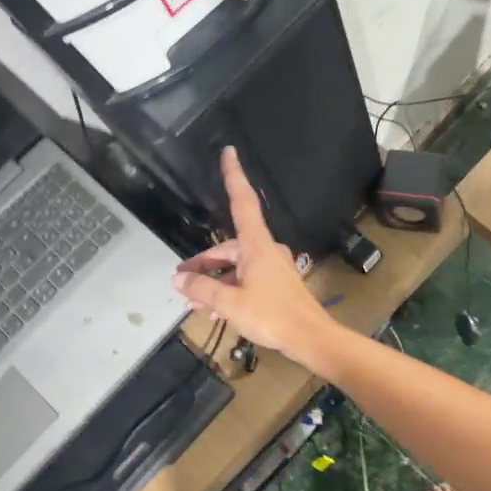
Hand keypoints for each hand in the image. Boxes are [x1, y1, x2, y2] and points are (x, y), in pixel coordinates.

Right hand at [173, 147, 337, 363]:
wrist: (310, 338)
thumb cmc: (272, 316)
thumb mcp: (230, 304)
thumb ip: (203, 290)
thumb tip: (179, 280)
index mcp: (256, 246)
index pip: (242, 202)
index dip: (234, 177)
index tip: (230, 152)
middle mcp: (266, 251)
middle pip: (229, 248)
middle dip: (204, 264)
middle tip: (182, 282)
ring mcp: (274, 268)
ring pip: (237, 268)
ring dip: (216, 282)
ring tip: (196, 304)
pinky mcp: (278, 286)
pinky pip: (247, 281)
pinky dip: (230, 291)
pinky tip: (217, 312)